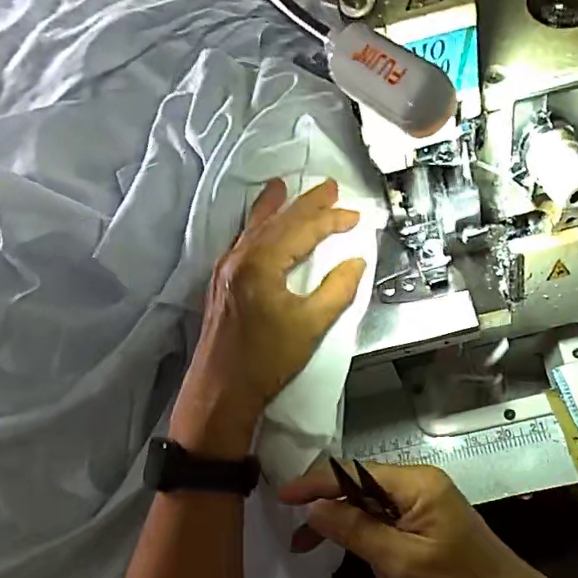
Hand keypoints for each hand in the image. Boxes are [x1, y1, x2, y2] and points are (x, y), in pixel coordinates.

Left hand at [173, 179, 364, 453]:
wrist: (221, 390)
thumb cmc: (267, 360)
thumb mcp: (311, 325)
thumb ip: (337, 290)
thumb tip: (356, 262)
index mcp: (261, 263)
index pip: (301, 230)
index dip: (330, 220)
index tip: (355, 216)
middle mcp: (238, 258)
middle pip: (277, 220)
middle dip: (305, 203)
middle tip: (329, 187)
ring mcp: (225, 270)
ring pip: (255, 228)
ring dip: (277, 208)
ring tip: (285, 188)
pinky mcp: (221, 284)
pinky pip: (243, 242)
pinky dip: (258, 227)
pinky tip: (261, 227)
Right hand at [277, 463, 545, 577]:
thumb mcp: (399, 561)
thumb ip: (355, 530)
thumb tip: (314, 508)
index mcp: (415, 483)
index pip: (354, 472)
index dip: (315, 484)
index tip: (282, 499)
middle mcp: (421, 483)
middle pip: (363, 488)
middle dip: (331, 512)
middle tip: (299, 541)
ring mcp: (428, 500)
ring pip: (375, 507)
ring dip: (354, 531)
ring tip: (333, 559)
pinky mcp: (432, 519)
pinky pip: (392, 521)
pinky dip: (377, 542)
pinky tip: (378, 572)